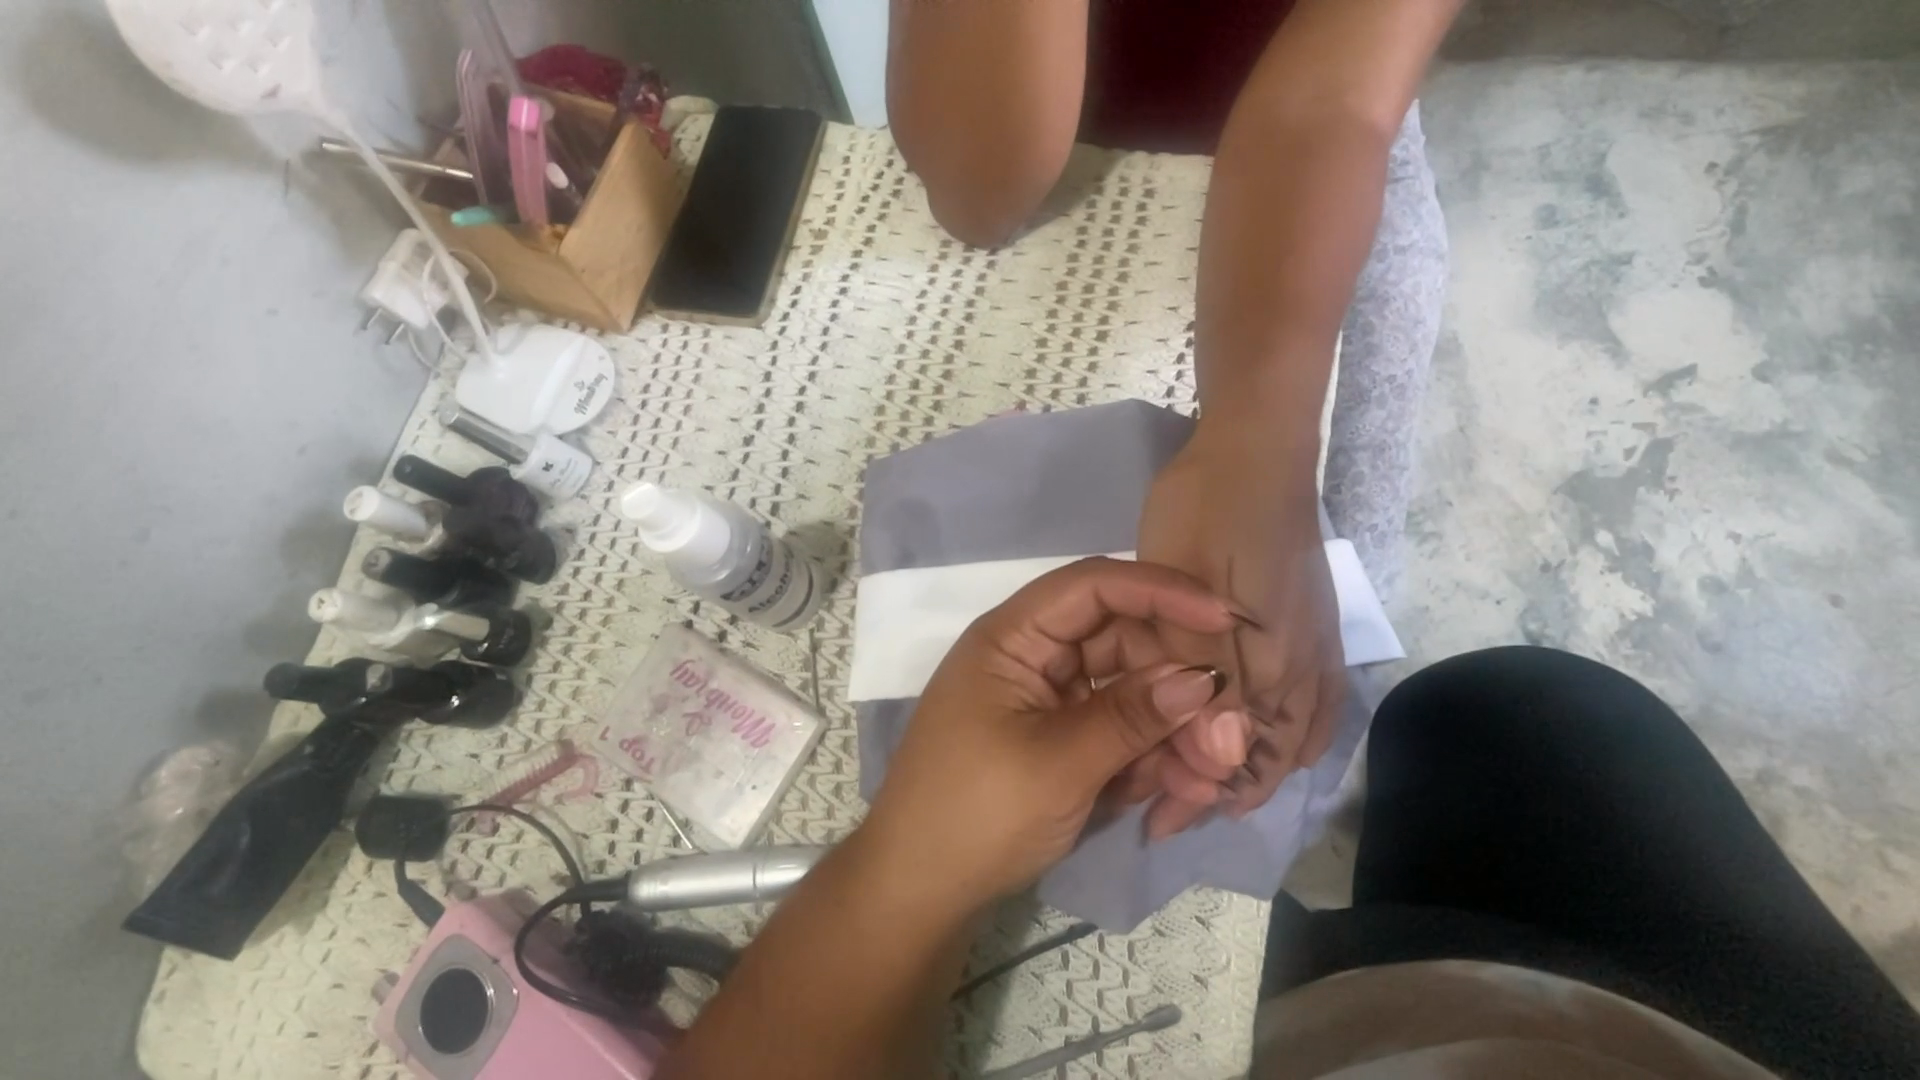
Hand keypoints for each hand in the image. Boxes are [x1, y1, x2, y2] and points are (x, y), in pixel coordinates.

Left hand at [859, 558, 1242, 916]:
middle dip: (1180, 689)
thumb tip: (1205, 678)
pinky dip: (1152, 761)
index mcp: (1013, 638)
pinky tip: (1180, 798)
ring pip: (1132, 694)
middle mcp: (1034, 659)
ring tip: (1206, 786)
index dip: (1162, 591)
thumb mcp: (1059, 763)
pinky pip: (1120, 735)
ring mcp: (1050, 703)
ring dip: (1175, 735)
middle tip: (1228, 739)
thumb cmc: (976, 814)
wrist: (921, 892)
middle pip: (1125, 645)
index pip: (1094, 587)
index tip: (1225, 620)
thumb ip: (1133, 716)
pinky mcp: (1063, 744)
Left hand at [1132, 423, 1346, 837]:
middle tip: (1173, 812)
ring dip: (1254, 768)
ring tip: (1209, 788)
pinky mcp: (1317, 627)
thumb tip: (1204, 750)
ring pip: (1294, 734)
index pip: (1236, 756)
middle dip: (1220, 790)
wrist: (1259, 448)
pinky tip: (1267, 740)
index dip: (1196, 792)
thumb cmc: (1200, 513)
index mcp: (1264, 664)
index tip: (1157, 819)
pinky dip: (1289, 735)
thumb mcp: (1170, 592)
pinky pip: (1315, 704)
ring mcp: (1317, 647)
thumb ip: (1186, 667)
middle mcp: (1302, 669)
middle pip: (1267, 755)